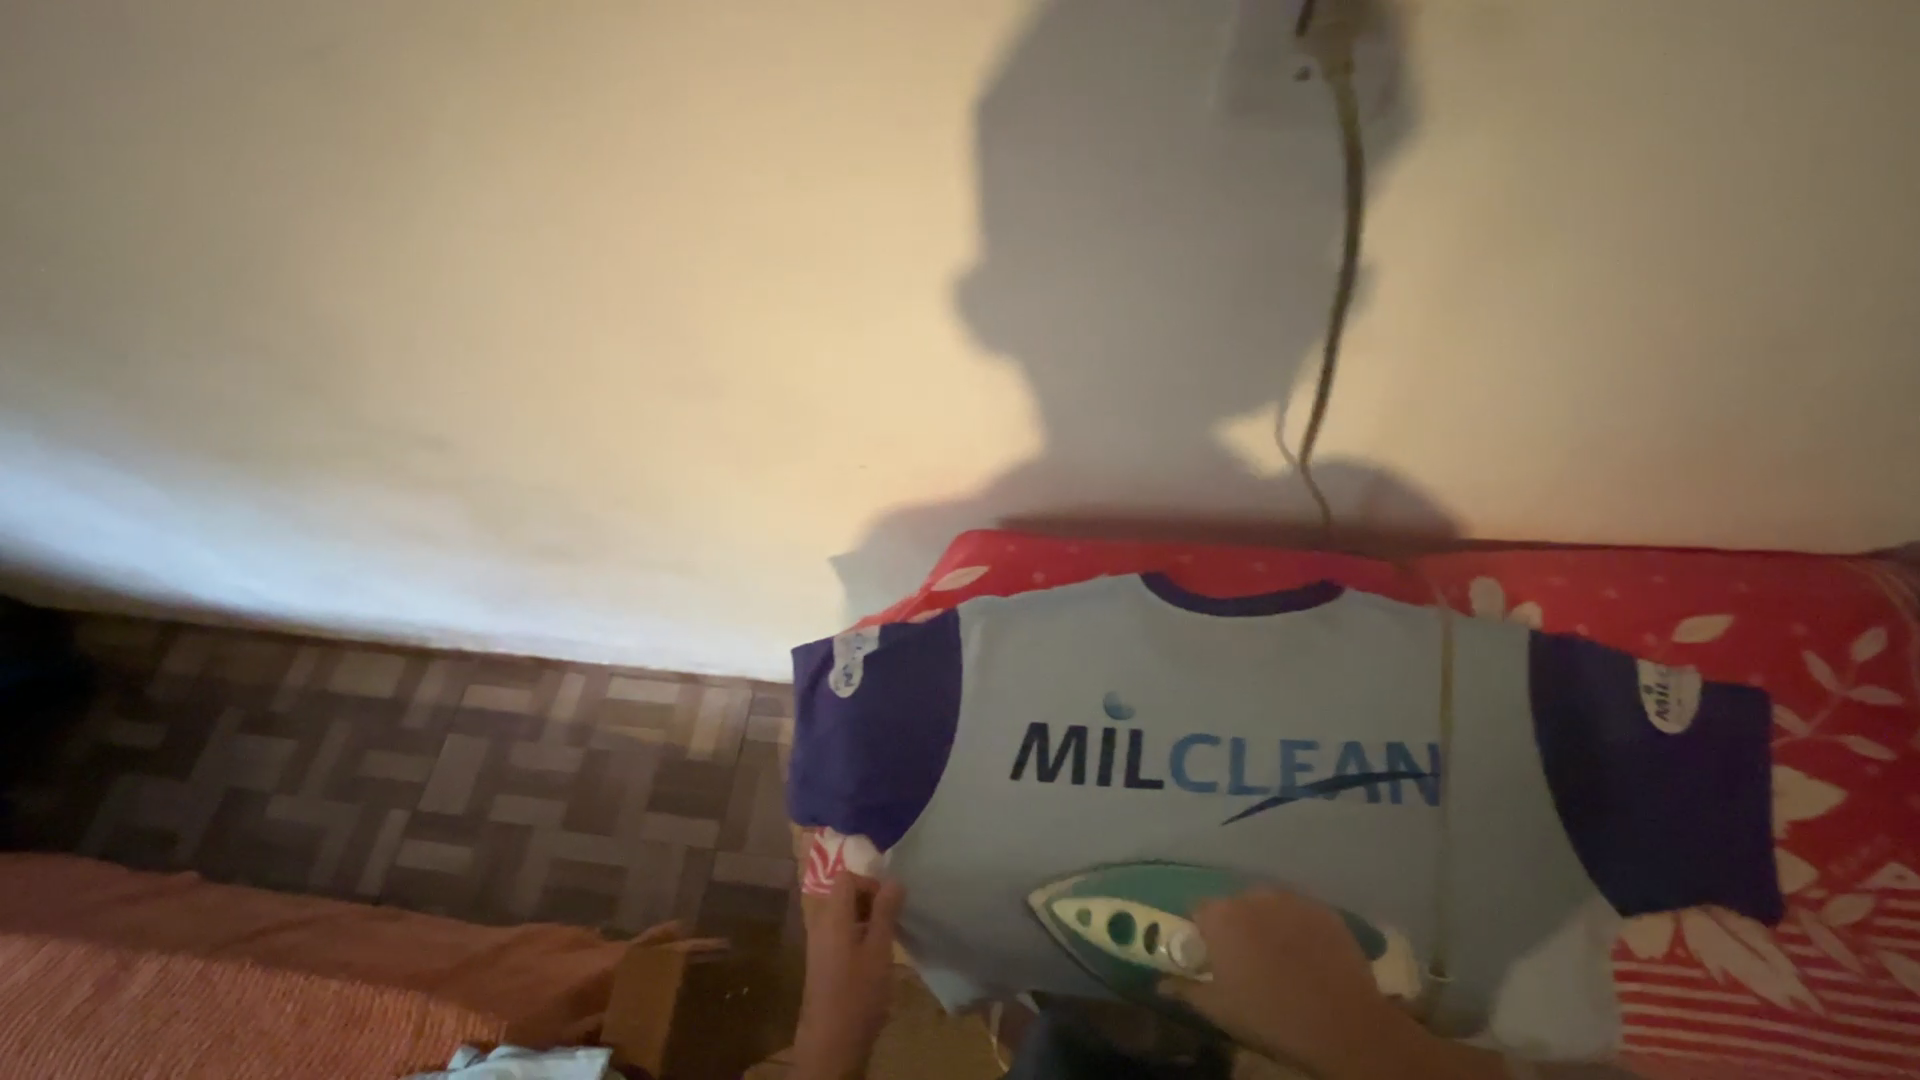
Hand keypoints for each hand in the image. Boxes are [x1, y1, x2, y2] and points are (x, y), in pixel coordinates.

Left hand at [791, 874, 904, 1079]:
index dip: (870, 883)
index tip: (890, 904)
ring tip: (886, 939)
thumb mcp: (879, 949)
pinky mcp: (821, 962)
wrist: (832, 1043)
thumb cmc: (858, 992)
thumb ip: (886, 912)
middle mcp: (819, 924)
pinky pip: (839, 933)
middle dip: (869, 900)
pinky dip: (857, 935)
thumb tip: (894, 880)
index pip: (846, 877)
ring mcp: (818, 944)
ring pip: (842, 915)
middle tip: (892, 921)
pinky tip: (873, 957)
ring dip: (865, 919)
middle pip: (842, 894)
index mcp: (831, 915)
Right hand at [1159, 889, 1504, 1079]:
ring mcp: (1291, 899)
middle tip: (1245, 961)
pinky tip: (1308, 956)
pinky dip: (1297, 927)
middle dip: (1235, 926)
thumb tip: (1159, 982)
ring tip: (1280, 958)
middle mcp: (1251, 895)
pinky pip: (1299, 912)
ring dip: (1266, 923)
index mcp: (1220, 916)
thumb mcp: (1219, 1010)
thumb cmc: (1271, 1017)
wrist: (1345, 1025)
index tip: (1210, 957)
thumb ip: (1184, 989)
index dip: (1201, 934)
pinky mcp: (1323, 909)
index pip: (1197, 910)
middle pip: (1233, 905)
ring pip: (1267, 906)